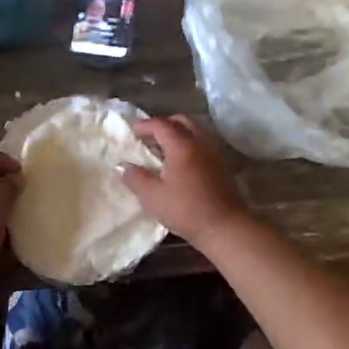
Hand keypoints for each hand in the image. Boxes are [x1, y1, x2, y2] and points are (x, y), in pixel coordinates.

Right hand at [120, 116, 253, 245]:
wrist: (225, 227)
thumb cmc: (186, 210)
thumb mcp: (153, 197)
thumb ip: (136, 178)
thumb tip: (123, 166)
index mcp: (182, 145)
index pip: (161, 124)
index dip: (144, 125)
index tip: (131, 131)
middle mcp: (200, 143)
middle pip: (181, 121)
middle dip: (163, 125)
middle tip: (148, 137)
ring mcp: (213, 153)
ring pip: (194, 132)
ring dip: (177, 135)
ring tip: (162, 151)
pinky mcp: (221, 165)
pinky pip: (202, 144)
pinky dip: (188, 145)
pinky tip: (179, 164)